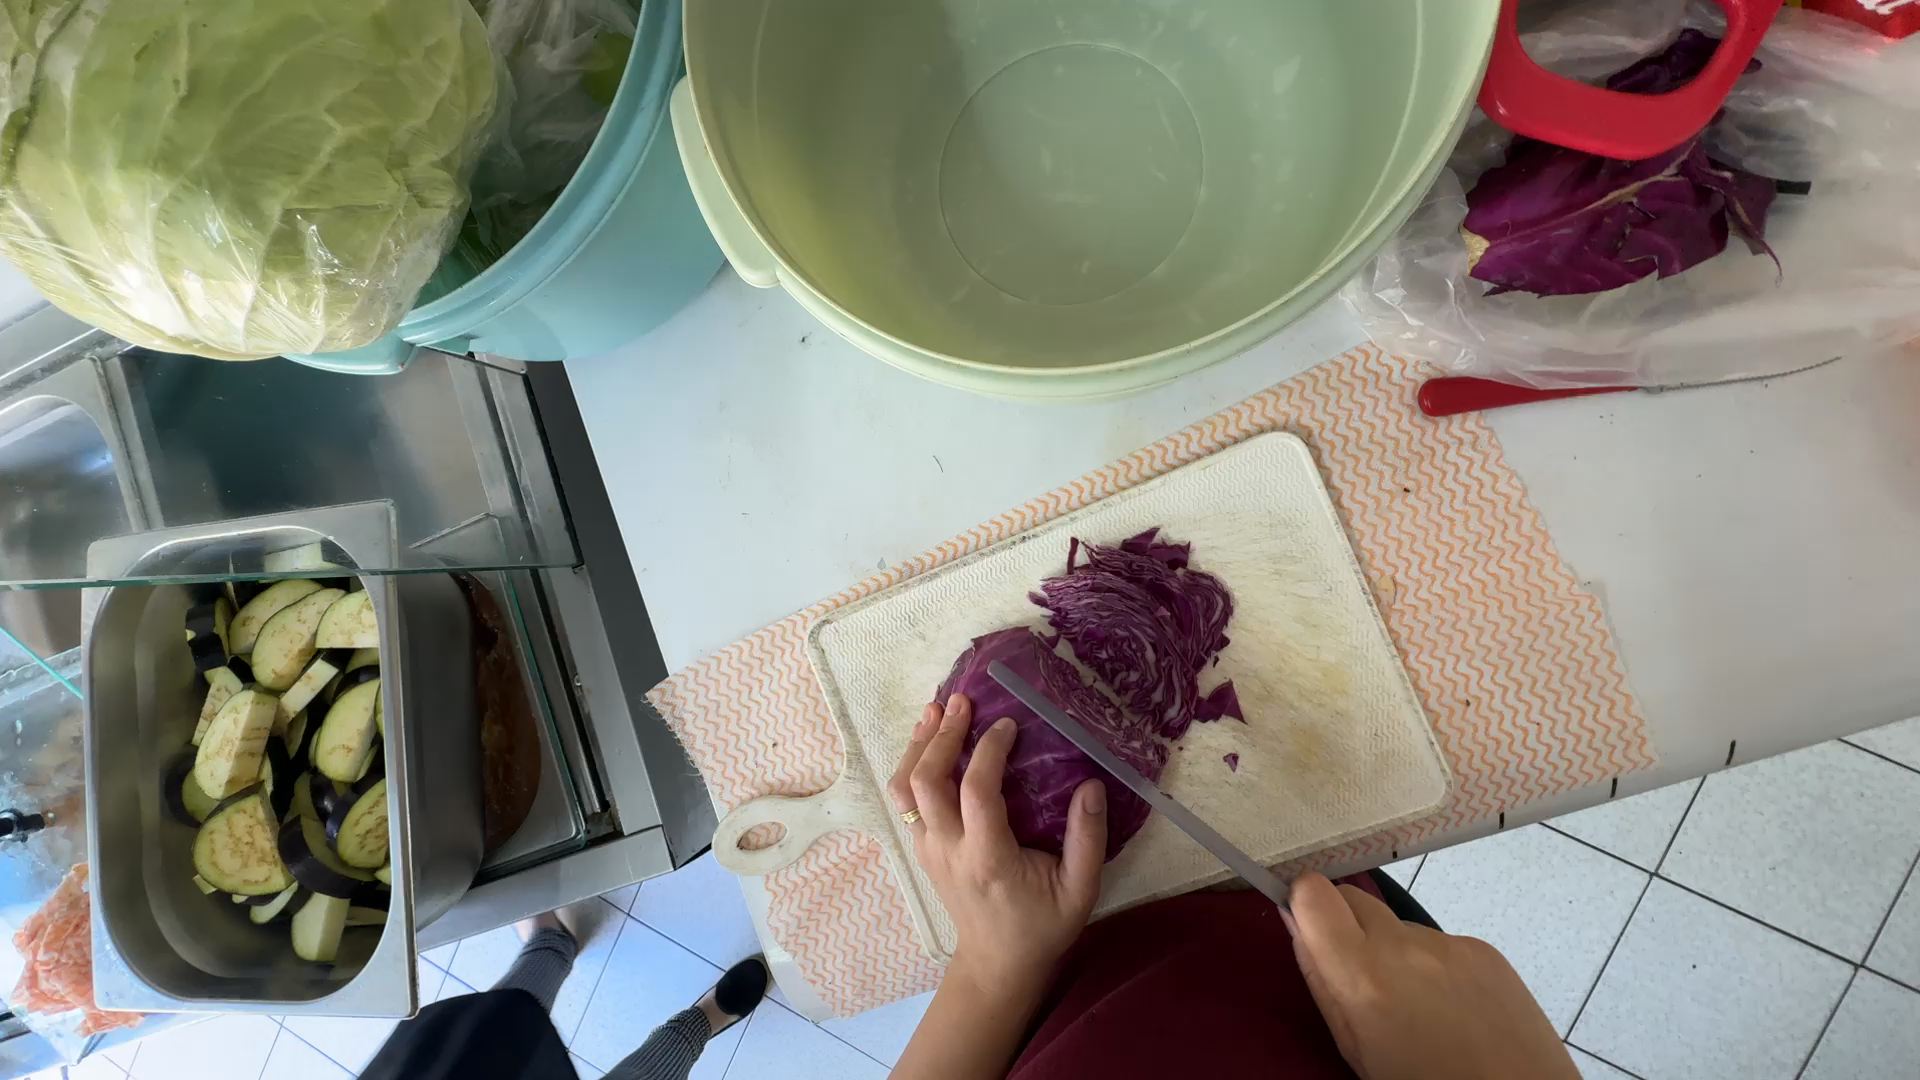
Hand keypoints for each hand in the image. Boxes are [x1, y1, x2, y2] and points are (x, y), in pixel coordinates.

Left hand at [888, 693, 1107, 994]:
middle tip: (961, 701)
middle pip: (926, 782)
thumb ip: (1087, 840)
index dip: (987, 751)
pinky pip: (906, 800)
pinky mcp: (922, 847)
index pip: (976, 792)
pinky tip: (930, 740)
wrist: (997, 965)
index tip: (1007, 723)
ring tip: (935, 709)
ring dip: (918, 745)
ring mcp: (928, 848)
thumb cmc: (1042, 926)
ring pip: (904, 788)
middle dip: (941, 736)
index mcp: (987, 858)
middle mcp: (948, 849)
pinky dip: (913, 764)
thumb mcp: (1080, 891)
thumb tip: (1091, 785)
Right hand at [1287, 873, 1580, 1079]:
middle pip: (1350, 895)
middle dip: (1345, 923)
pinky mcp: (1485, 950)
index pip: (1311, 890)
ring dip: (1395, 950)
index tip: (1311, 928)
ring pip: (1396, 924)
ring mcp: (1448, 943)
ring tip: (1423, 1006)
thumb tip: (1292, 917)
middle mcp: (1402, 944)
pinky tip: (1457, 1008)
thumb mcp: (1354, 1046)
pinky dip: (1437, 965)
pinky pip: (1439, 941)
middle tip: (1363, 973)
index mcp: (1361, 973)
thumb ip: (1319, 977)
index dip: (1304, 903)